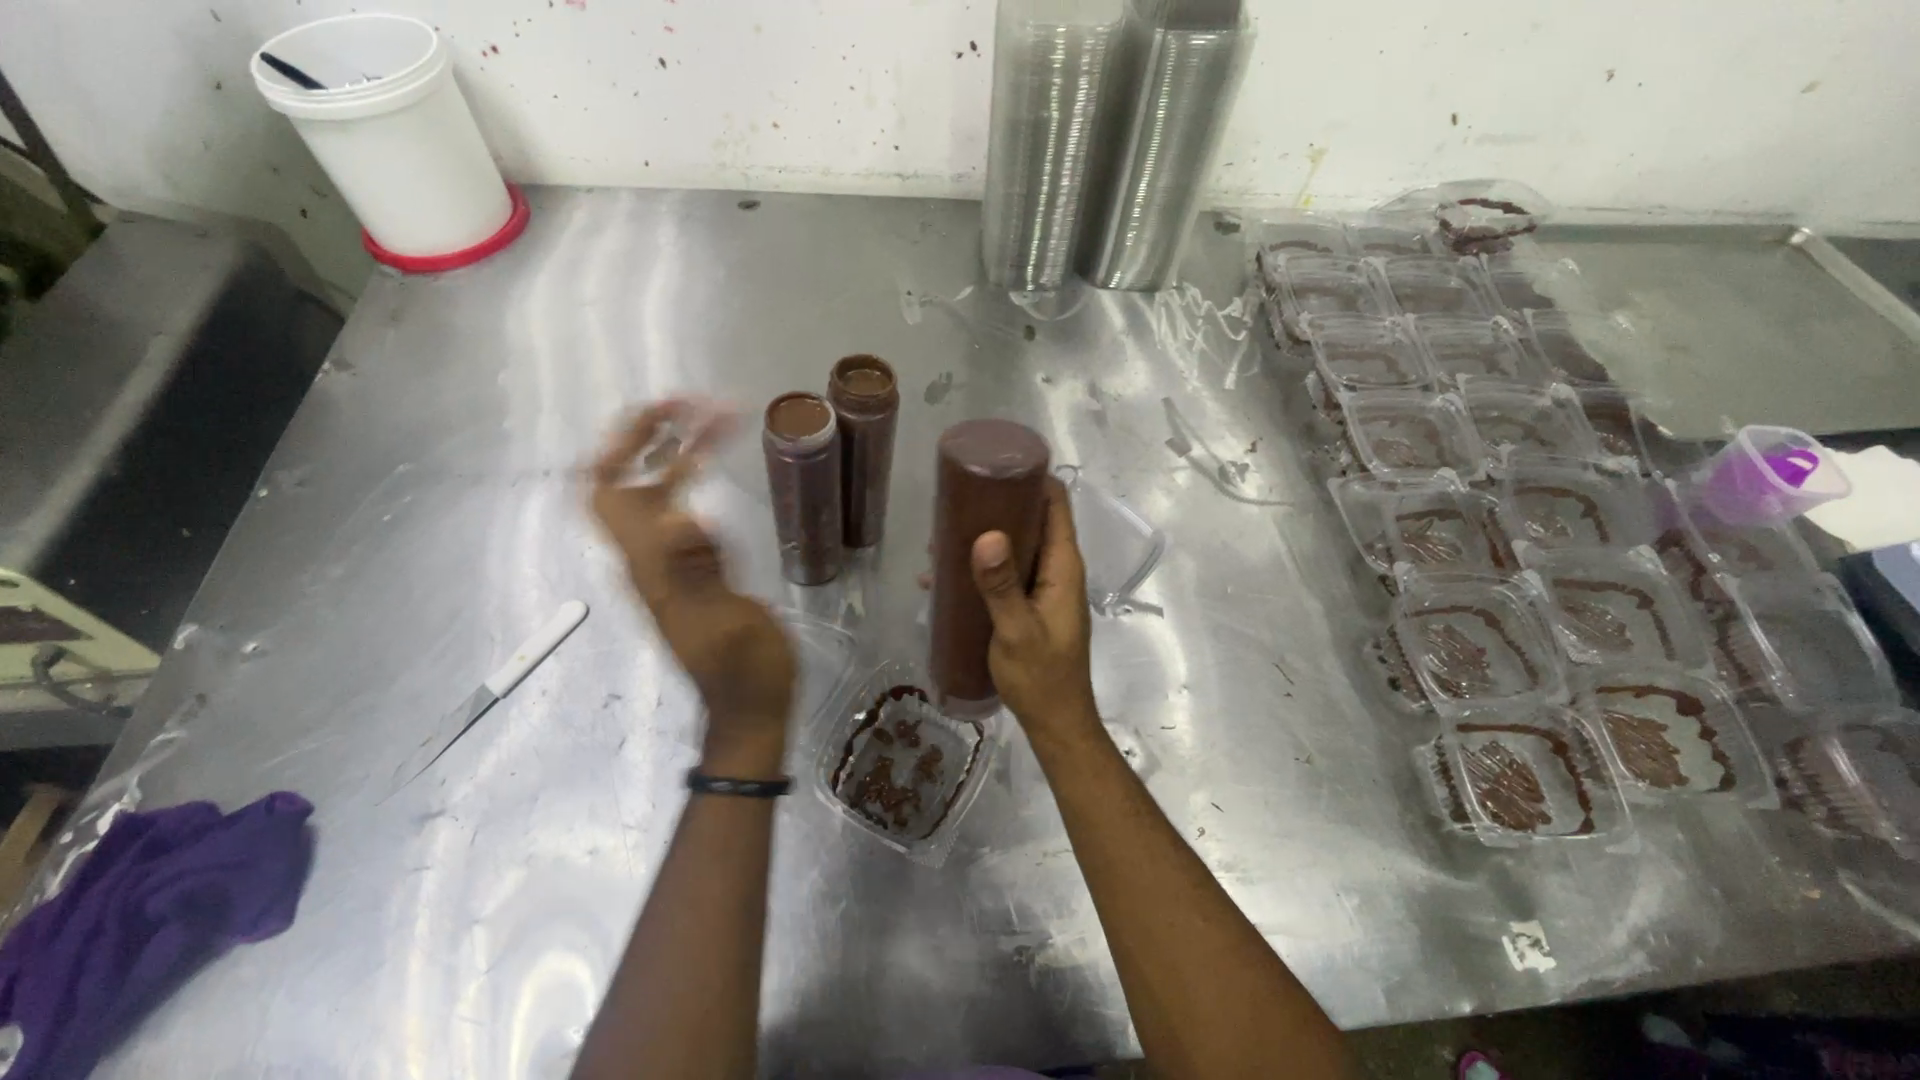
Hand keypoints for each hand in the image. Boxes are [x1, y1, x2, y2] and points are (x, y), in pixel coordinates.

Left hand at [590, 402, 795, 769]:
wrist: (748, 710)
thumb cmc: (743, 674)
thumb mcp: (723, 625)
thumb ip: (698, 573)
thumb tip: (682, 517)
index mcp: (649, 568)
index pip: (606, 494)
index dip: (622, 445)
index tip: (665, 411)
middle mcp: (648, 559)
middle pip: (624, 483)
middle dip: (649, 435)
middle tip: (693, 403)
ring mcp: (670, 565)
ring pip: (656, 494)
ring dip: (677, 450)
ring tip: (716, 418)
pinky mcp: (695, 571)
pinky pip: (682, 512)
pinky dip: (697, 480)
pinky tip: (719, 467)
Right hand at [970, 478, 1099, 741]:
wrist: (1055, 722)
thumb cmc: (1041, 677)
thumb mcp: (1016, 631)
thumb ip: (1001, 586)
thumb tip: (986, 535)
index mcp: (1064, 567)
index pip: (1056, 505)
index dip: (1032, 479)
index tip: (995, 466)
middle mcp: (1058, 570)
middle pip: (1033, 521)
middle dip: (998, 506)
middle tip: (955, 502)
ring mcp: (1045, 589)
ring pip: (1017, 548)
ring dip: (985, 538)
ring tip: (941, 539)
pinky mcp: (1031, 607)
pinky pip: (1008, 574)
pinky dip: (983, 567)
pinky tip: (945, 577)